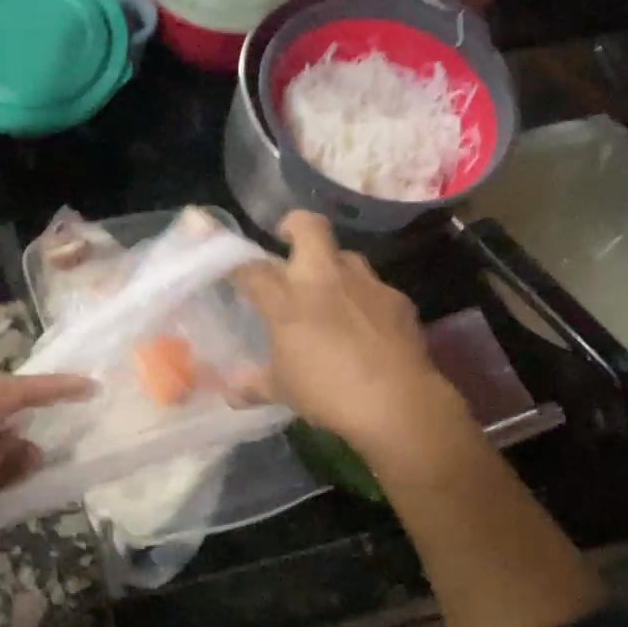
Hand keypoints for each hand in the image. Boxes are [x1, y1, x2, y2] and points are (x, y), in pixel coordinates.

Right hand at [233, 212, 474, 467]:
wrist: (394, 401)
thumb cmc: (327, 393)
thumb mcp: (282, 391)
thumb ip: (254, 385)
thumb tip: (231, 391)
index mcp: (287, 301)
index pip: (254, 270)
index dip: (241, 269)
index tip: (236, 275)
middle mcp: (324, 280)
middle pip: (308, 227)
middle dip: (294, 225)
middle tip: (287, 239)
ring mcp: (364, 285)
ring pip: (346, 255)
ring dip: (333, 266)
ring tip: (330, 289)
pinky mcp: (396, 299)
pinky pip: (375, 289)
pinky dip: (365, 300)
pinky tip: (366, 323)